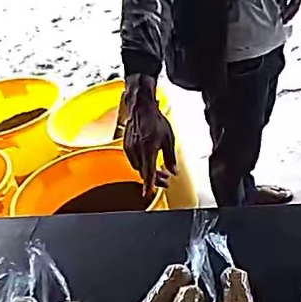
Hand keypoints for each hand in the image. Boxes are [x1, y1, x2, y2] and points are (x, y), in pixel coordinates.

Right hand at [120, 75, 175, 195]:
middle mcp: (137, 150)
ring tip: (160, 171)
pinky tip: (150, 163)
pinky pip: (134, 161)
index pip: (148, 172)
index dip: (149, 185)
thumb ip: (171, 157)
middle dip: (154, 179)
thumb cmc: (156, 121)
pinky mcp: (126, 146)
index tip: (149, 193)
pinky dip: (142, 164)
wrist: (141, 108)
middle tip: (165, 181)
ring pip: (138, 167)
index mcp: (148, 148)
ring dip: (148, 172)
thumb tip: (174, 172)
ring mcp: (129, 148)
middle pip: (144, 172)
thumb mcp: (169, 139)